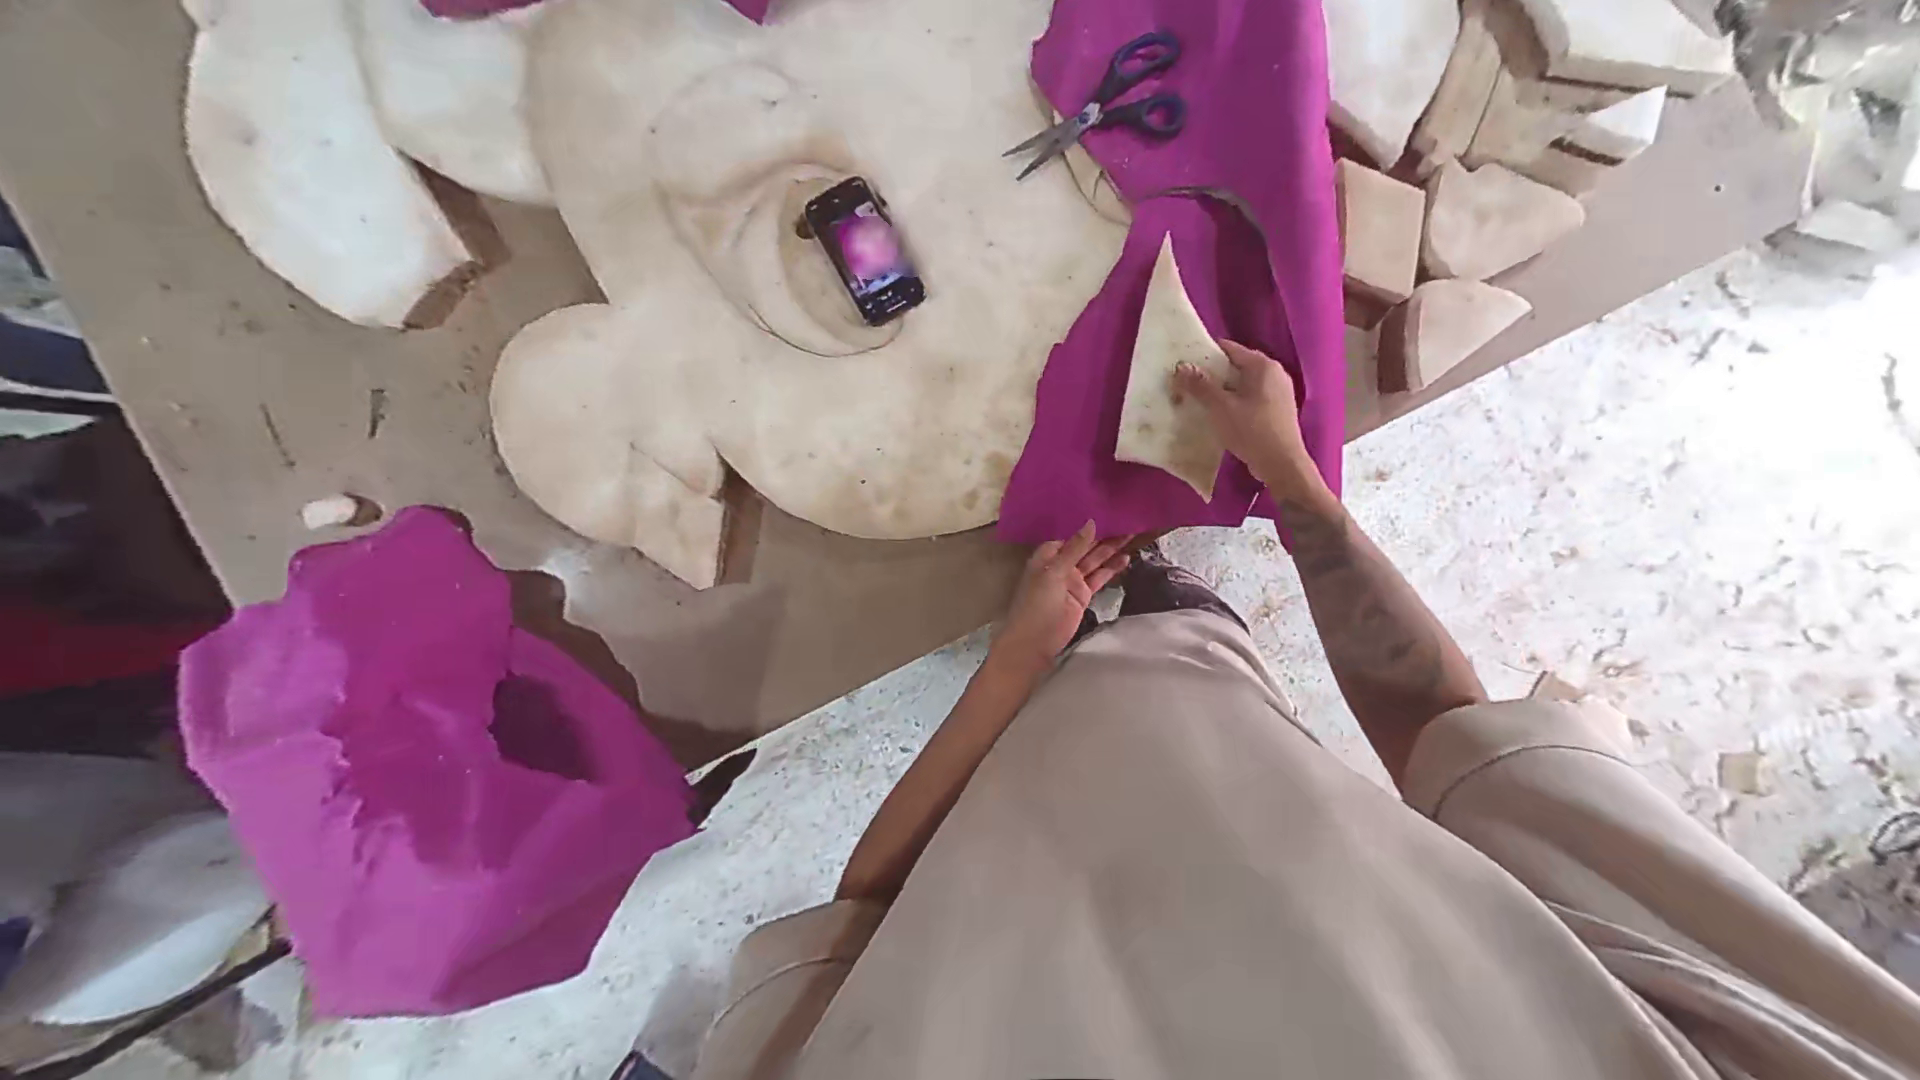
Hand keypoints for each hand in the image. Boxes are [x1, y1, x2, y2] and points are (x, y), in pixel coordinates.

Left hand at [990, 522, 1130, 677]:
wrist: (1033, 643)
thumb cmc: (1037, 605)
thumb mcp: (1054, 573)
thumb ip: (1074, 549)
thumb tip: (1091, 522)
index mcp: (1048, 555)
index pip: (1071, 533)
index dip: (1089, 523)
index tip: (1109, 509)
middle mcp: (1061, 564)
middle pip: (1086, 546)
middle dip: (1104, 534)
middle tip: (1129, 518)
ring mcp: (1073, 580)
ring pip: (1095, 560)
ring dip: (1112, 549)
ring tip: (1133, 533)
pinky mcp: (1082, 595)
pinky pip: (1099, 578)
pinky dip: (1111, 569)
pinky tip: (1126, 558)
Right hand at [1175, 340, 1325, 501]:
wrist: (1281, 463)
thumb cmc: (1251, 431)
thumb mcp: (1220, 407)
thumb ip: (1201, 385)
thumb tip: (1181, 366)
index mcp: (1263, 366)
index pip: (1230, 349)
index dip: (1206, 354)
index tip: (1185, 362)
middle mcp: (1274, 373)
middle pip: (1237, 366)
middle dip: (1213, 373)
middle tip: (1188, 383)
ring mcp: (1279, 391)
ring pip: (1243, 383)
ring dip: (1223, 389)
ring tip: (1200, 399)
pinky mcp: (1278, 408)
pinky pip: (1251, 397)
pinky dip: (1235, 400)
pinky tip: (1221, 414)